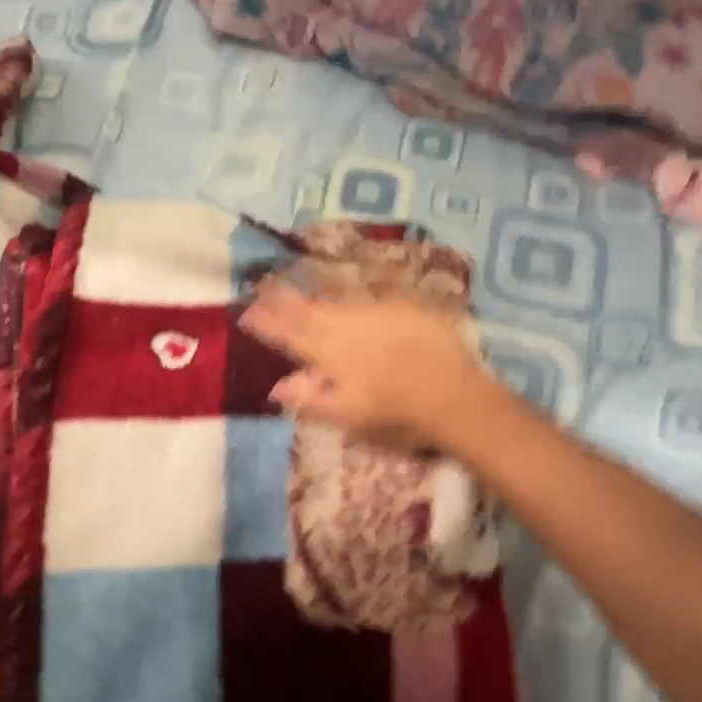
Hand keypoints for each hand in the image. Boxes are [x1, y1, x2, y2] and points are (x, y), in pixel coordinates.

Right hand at [238, 278, 505, 453]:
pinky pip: (368, 301)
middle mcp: (345, 325)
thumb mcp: (346, 415)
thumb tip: (277, 387)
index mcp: (327, 352)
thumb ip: (309, 398)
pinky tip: (350, 303)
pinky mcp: (403, 308)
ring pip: (335, 303)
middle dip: (283, 298)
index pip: (287, 333)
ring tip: (300, 294)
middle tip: (265, 286)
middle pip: (307, 309)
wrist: (454, 395)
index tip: (246, 311)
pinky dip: (351, 302)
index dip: (265, 322)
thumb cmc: (394, 414)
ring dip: (314, 298)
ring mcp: (375, 313)